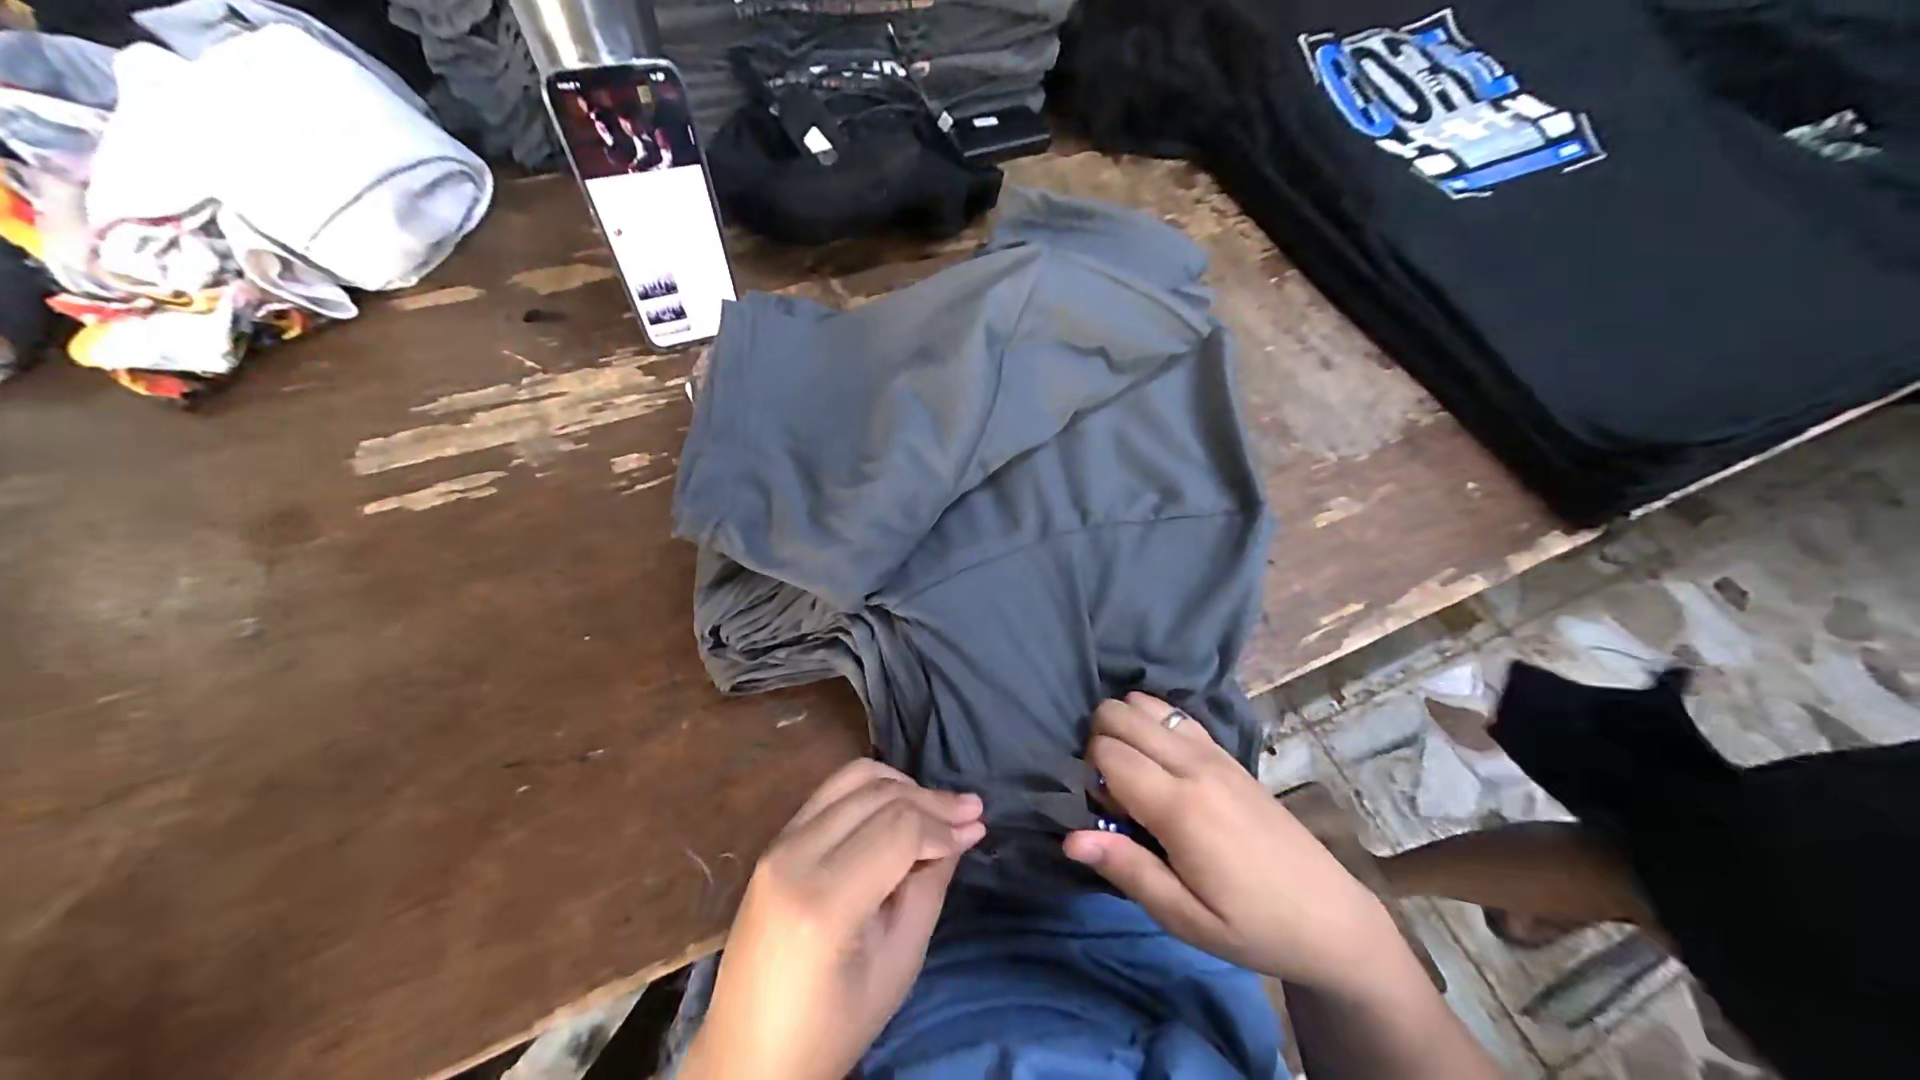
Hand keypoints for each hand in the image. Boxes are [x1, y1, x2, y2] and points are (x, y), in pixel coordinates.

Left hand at [680, 759, 984, 1079]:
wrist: (749, 1052)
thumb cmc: (832, 1025)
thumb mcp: (897, 964)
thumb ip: (929, 886)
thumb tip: (962, 832)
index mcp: (823, 900)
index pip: (898, 829)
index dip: (943, 824)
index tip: (976, 831)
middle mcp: (794, 856)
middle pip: (878, 796)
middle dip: (931, 800)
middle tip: (971, 811)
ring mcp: (778, 843)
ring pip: (852, 778)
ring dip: (902, 785)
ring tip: (937, 808)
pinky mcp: (774, 841)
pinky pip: (830, 791)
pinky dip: (871, 789)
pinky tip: (898, 807)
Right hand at [1064, 693, 1404, 994]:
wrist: (1330, 916)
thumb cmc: (1252, 925)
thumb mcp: (1185, 917)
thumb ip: (1127, 869)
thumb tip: (1069, 839)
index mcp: (1181, 806)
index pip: (1107, 752)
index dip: (1086, 772)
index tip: (1097, 807)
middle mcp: (1195, 764)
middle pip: (1119, 713)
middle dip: (1097, 739)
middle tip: (1107, 788)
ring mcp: (1214, 752)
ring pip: (1144, 703)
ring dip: (1123, 725)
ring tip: (1128, 771)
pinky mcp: (1227, 753)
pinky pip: (1174, 712)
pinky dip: (1150, 720)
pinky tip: (1154, 757)